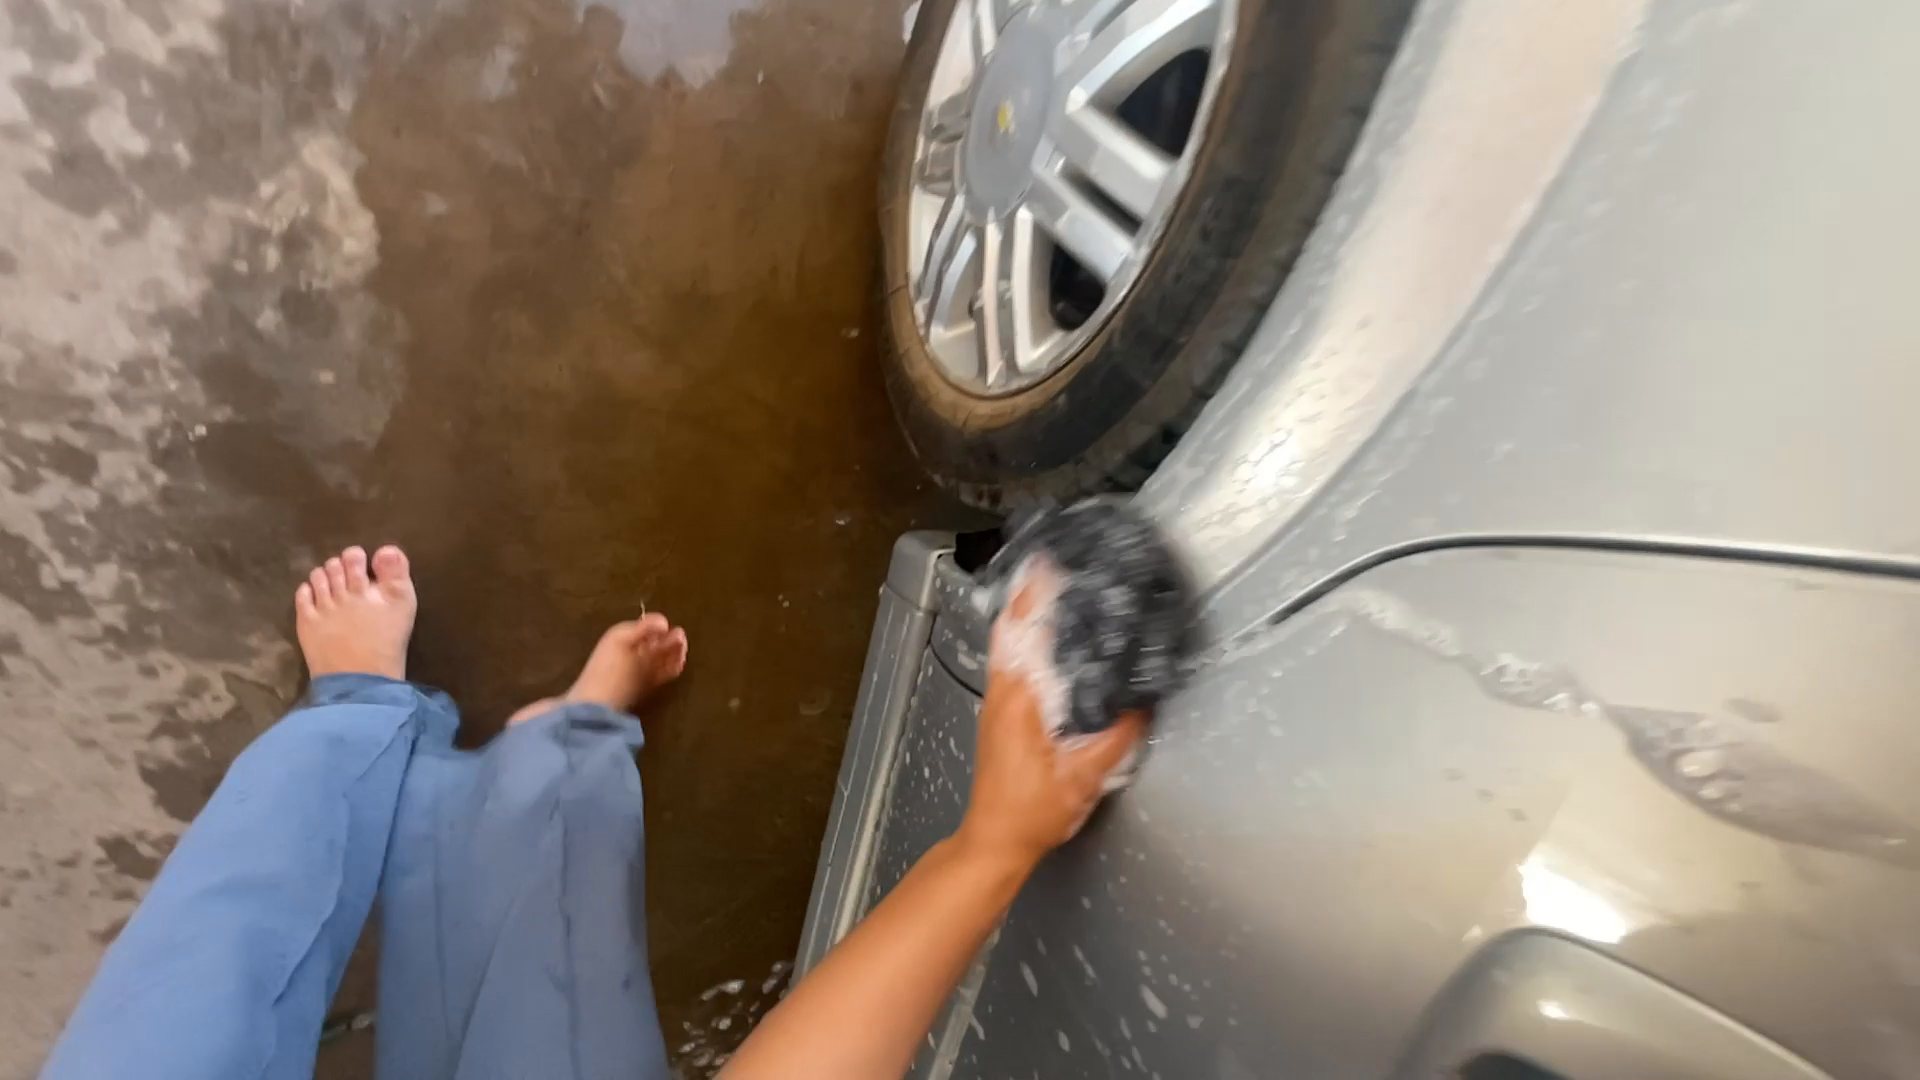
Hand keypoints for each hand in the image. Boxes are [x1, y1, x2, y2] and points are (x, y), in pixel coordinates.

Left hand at [957, 563, 1146, 868]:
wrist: (995, 838)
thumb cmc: (1030, 812)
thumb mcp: (1082, 779)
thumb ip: (1115, 738)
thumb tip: (1141, 705)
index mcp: (1017, 699)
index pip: (1023, 634)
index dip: (1036, 598)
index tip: (1049, 568)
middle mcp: (1000, 692)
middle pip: (1010, 629)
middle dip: (1030, 596)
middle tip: (1054, 569)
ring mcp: (995, 700)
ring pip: (1006, 644)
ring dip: (1025, 615)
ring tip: (1050, 591)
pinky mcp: (998, 712)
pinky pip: (1008, 661)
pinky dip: (1022, 639)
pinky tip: (1043, 638)